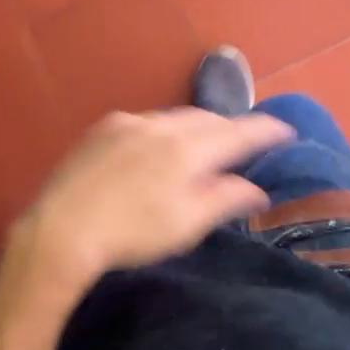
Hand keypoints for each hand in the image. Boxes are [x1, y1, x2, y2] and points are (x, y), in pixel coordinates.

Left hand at [14, 109, 292, 285]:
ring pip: (173, 117)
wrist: (64, 226)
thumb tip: (256, 188)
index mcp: (185, 148)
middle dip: (228, 127)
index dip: (263, 130)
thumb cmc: (132, 232)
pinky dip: (165, 130)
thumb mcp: (187, 224)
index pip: (235, 132)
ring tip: (205, 145)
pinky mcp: (102, 128)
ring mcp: (127, 123)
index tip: (285, 129)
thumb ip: (224, 199)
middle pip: (204, 118)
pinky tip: (160, 149)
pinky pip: (146, 121)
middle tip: (245, 141)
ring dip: (195, 127)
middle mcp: (158, 125)